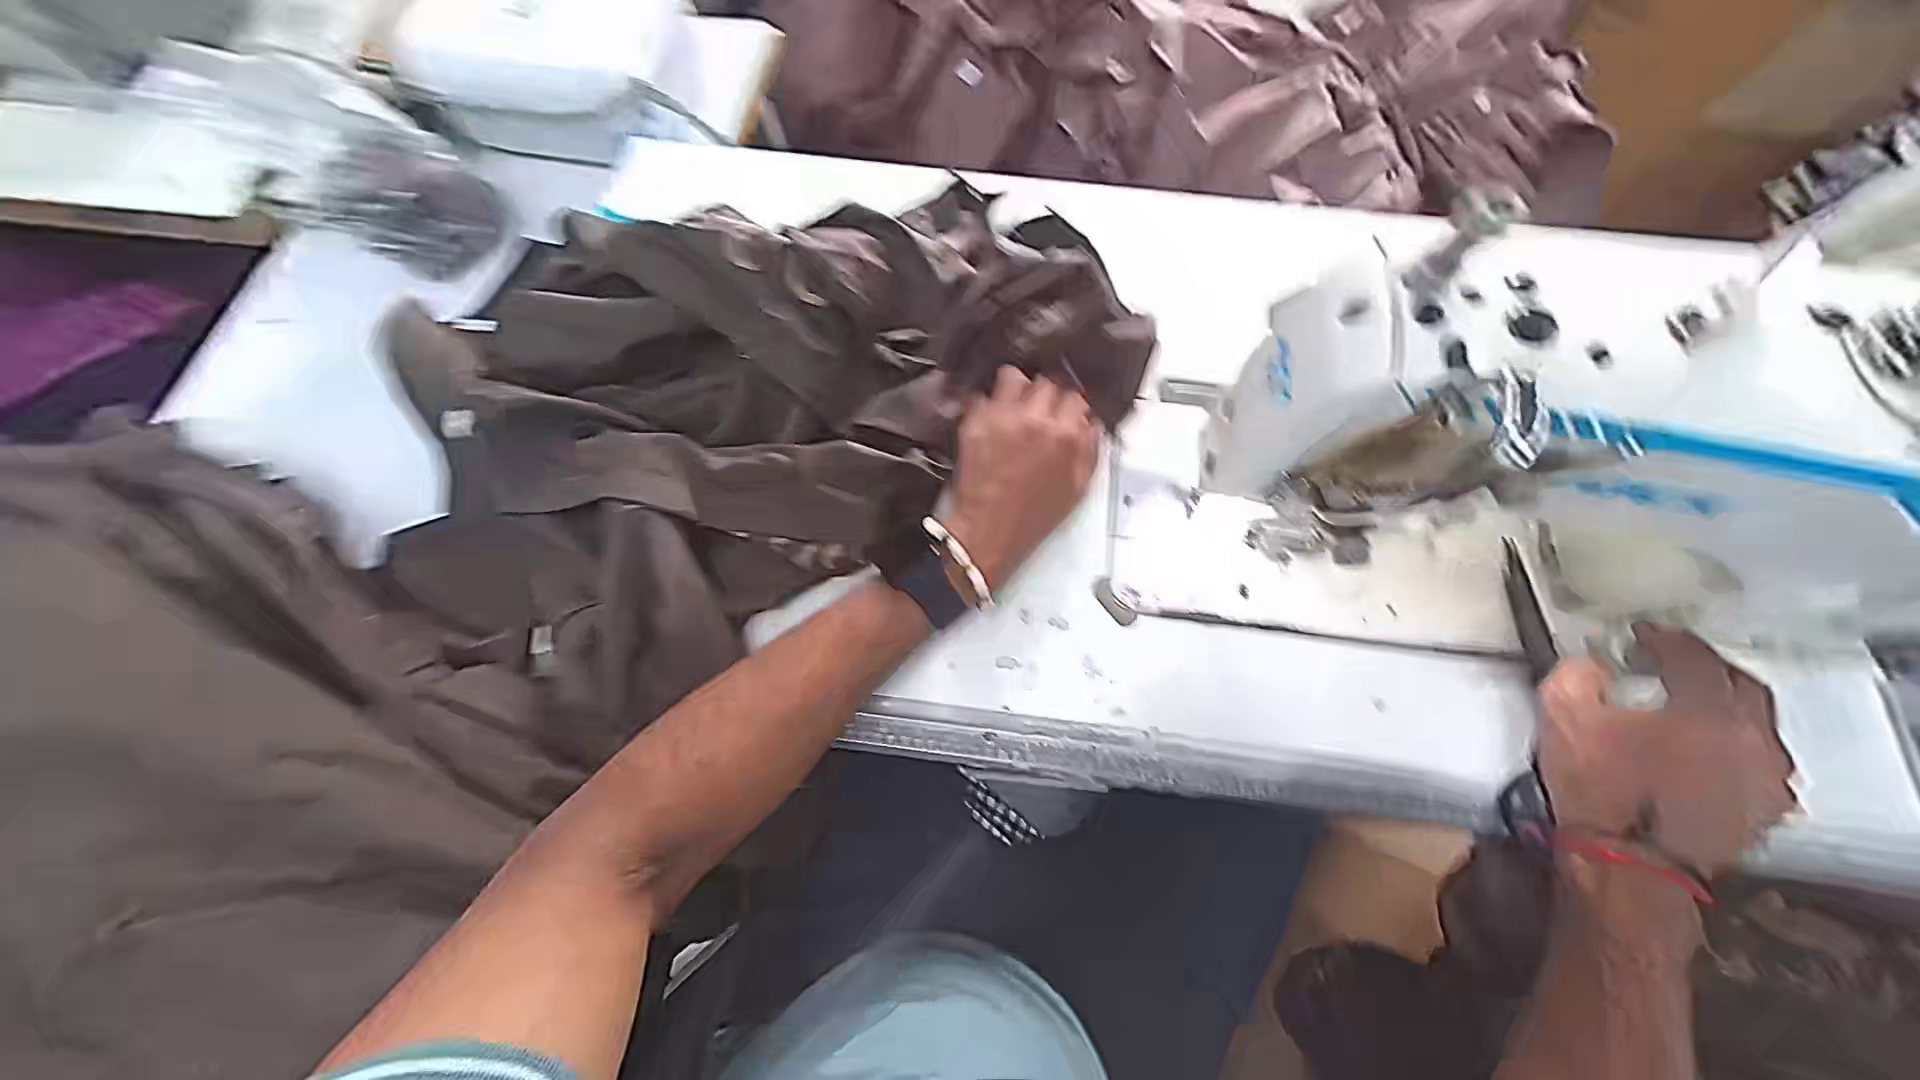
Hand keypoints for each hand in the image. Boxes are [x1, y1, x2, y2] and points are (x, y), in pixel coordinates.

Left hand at [941, 366, 1100, 587]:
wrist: (989, 530)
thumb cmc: (1031, 516)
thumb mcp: (1077, 488)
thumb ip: (1089, 450)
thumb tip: (1091, 424)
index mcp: (1064, 434)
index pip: (1076, 397)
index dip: (1072, 406)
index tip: (1067, 413)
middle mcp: (1034, 419)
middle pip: (1047, 383)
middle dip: (1047, 395)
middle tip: (1042, 411)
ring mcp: (1001, 418)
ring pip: (1013, 377)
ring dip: (1017, 388)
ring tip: (1016, 404)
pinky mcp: (975, 423)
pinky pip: (982, 396)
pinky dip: (988, 404)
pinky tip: (993, 418)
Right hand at [1537, 625, 1797, 874]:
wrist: (1625, 857)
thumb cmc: (1596, 786)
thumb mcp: (1561, 714)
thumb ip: (1576, 673)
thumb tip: (1593, 662)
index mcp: (1707, 712)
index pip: (1694, 657)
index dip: (1665, 638)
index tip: (1643, 634)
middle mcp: (1752, 740)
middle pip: (1739, 686)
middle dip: (1702, 666)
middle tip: (1666, 659)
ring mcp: (1766, 777)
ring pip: (1753, 723)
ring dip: (1719, 703)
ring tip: (1679, 702)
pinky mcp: (1764, 806)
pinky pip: (1754, 757)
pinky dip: (1728, 739)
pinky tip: (1695, 744)